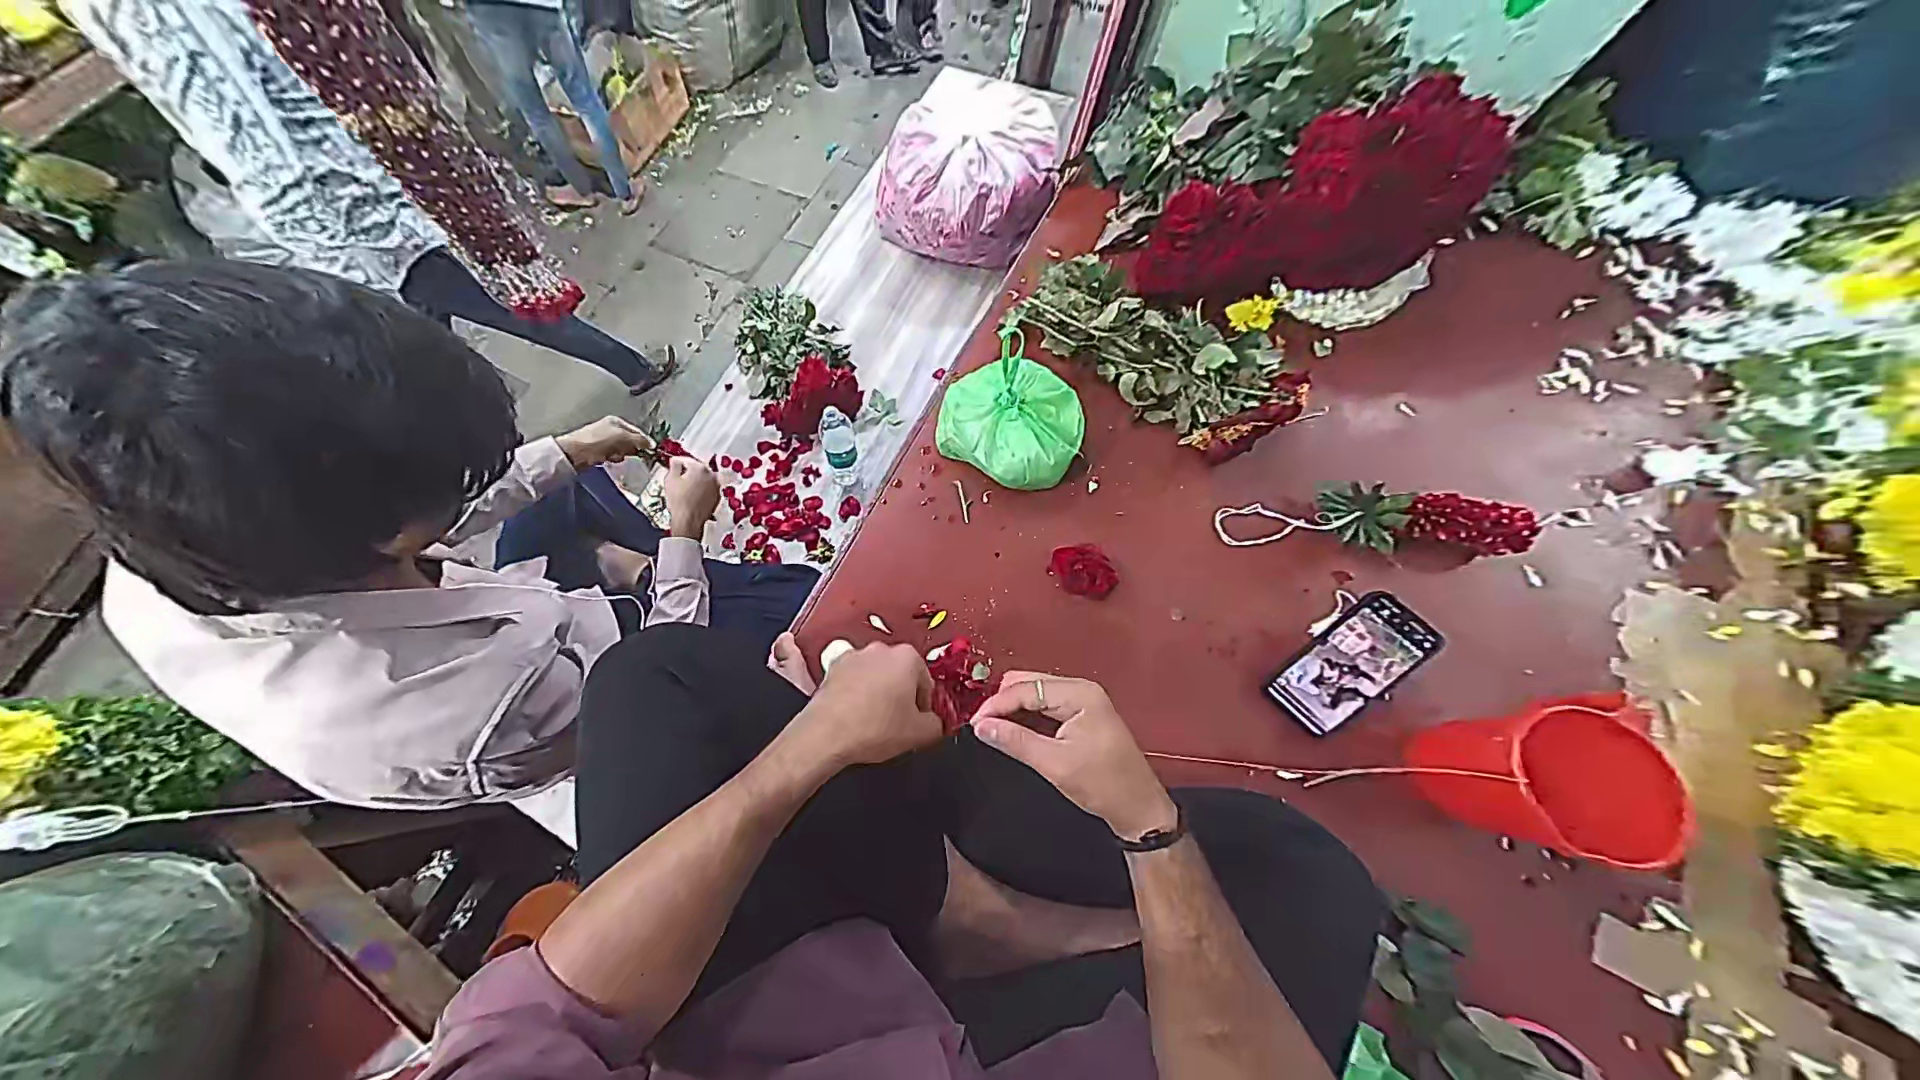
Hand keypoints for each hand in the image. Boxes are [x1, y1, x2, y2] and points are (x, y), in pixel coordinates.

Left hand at [556, 416, 653, 469]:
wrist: (574, 453)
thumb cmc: (599, 442)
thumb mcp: (624, 437)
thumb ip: (640, 440)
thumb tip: (652, 445)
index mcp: (616, 421)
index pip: (638, 432)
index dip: (645, 441)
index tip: (650, 452)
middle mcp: (610, 428)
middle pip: (631, 441)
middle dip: (631, 449)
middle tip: (627, 453)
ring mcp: (604, 439)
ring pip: (623, 450)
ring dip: (621, 455)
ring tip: (615, 456)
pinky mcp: (598, 450)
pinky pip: (613, 456)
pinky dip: (613, 458)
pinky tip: (608, 460)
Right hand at [662, 457, 720, 539]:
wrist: (688, 520)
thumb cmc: (679, 501)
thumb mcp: (671, 479)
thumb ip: (674, 465)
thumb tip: (676, 462)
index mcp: (700, 468)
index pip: (687, 460)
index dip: (677, 462)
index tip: (674, 464)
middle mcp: (712, 476)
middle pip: (698, 468)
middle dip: (688, 471)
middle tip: (678, 476)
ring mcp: (716, 487)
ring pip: (704, 479)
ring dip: (696, 480)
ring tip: (684, 487)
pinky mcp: (717, 497)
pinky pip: (708, 489)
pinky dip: (702, 490)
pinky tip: (692, 495)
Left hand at [788, 643, 942, 771]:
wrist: (826, 734)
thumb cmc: (873, 728)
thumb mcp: (920, 733)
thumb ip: (937, 724)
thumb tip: (935, 723)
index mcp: (908, 657)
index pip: (925, 682)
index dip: (924, 706)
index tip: (918, 721)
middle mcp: (881, 649)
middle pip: (900, 674)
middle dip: (901, 695)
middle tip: (897, 722)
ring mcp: (854, 656)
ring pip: (876, 675)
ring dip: (878, 692)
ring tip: (873, 721)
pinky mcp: (833, 667)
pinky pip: (854, 679)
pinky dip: (857, 692)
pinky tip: (855, 715)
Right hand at [971, 672, 1177, 841]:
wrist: (1139, 808)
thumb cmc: (1104, 785)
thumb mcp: (1054, 764)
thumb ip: (1015, 740)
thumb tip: (981, 726)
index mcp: (1079, 693)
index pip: (1025, 688)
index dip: (996, 704)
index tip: (974, 724)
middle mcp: (1080, 689)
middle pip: (1028, 684)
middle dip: (1002, 703)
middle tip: (981, 727)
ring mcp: (1081, 700)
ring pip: (1034, 694)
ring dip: (1012, 709)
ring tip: (992, 730)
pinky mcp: (1080, 714)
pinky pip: (1044, 705)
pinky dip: (1026, 716)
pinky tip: (1012, 731)